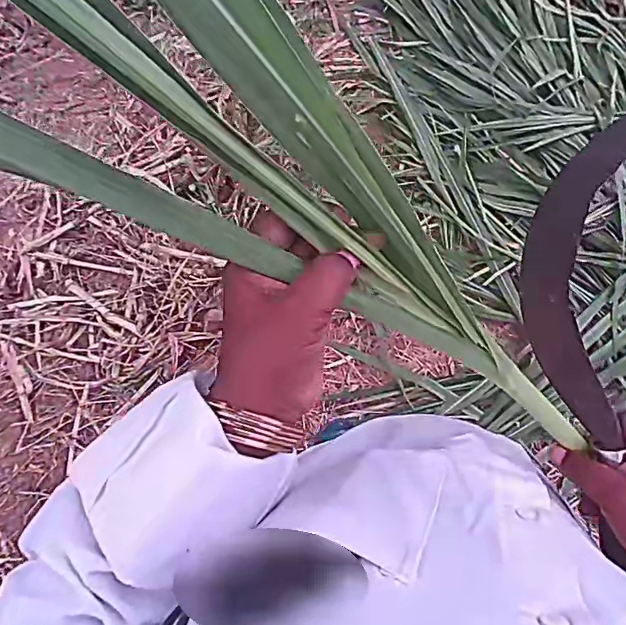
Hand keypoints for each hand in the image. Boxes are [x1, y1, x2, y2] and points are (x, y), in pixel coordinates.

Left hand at [208, 211, 361, 423]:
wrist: (265, 410)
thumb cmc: (271, 358)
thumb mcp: (300, 310)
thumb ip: (329, 275)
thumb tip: (355, 251)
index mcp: (250, 266)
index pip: (278, 223)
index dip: (308, 215)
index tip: (342, 215)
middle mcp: (264, 274)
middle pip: (300, 241)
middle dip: (331, 236)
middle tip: (366, 232)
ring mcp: (283, 294)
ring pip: (315, 264)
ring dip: (341, 258)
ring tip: (376, 249)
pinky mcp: (301, 314)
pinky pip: (324, 287)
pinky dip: (344, 280)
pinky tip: (370, 274)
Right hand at [548, 415, 625, 595]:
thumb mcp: (610, 493)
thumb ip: (581, 467)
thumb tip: (559, 451)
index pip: (622, 421)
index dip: (597, 428)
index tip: (575, 441)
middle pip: (616, 449)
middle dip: (594, 465)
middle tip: (585, 479)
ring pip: (619, 473)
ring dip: (600, 486)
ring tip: (595, 504)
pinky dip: (612, 501)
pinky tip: (605, 515)